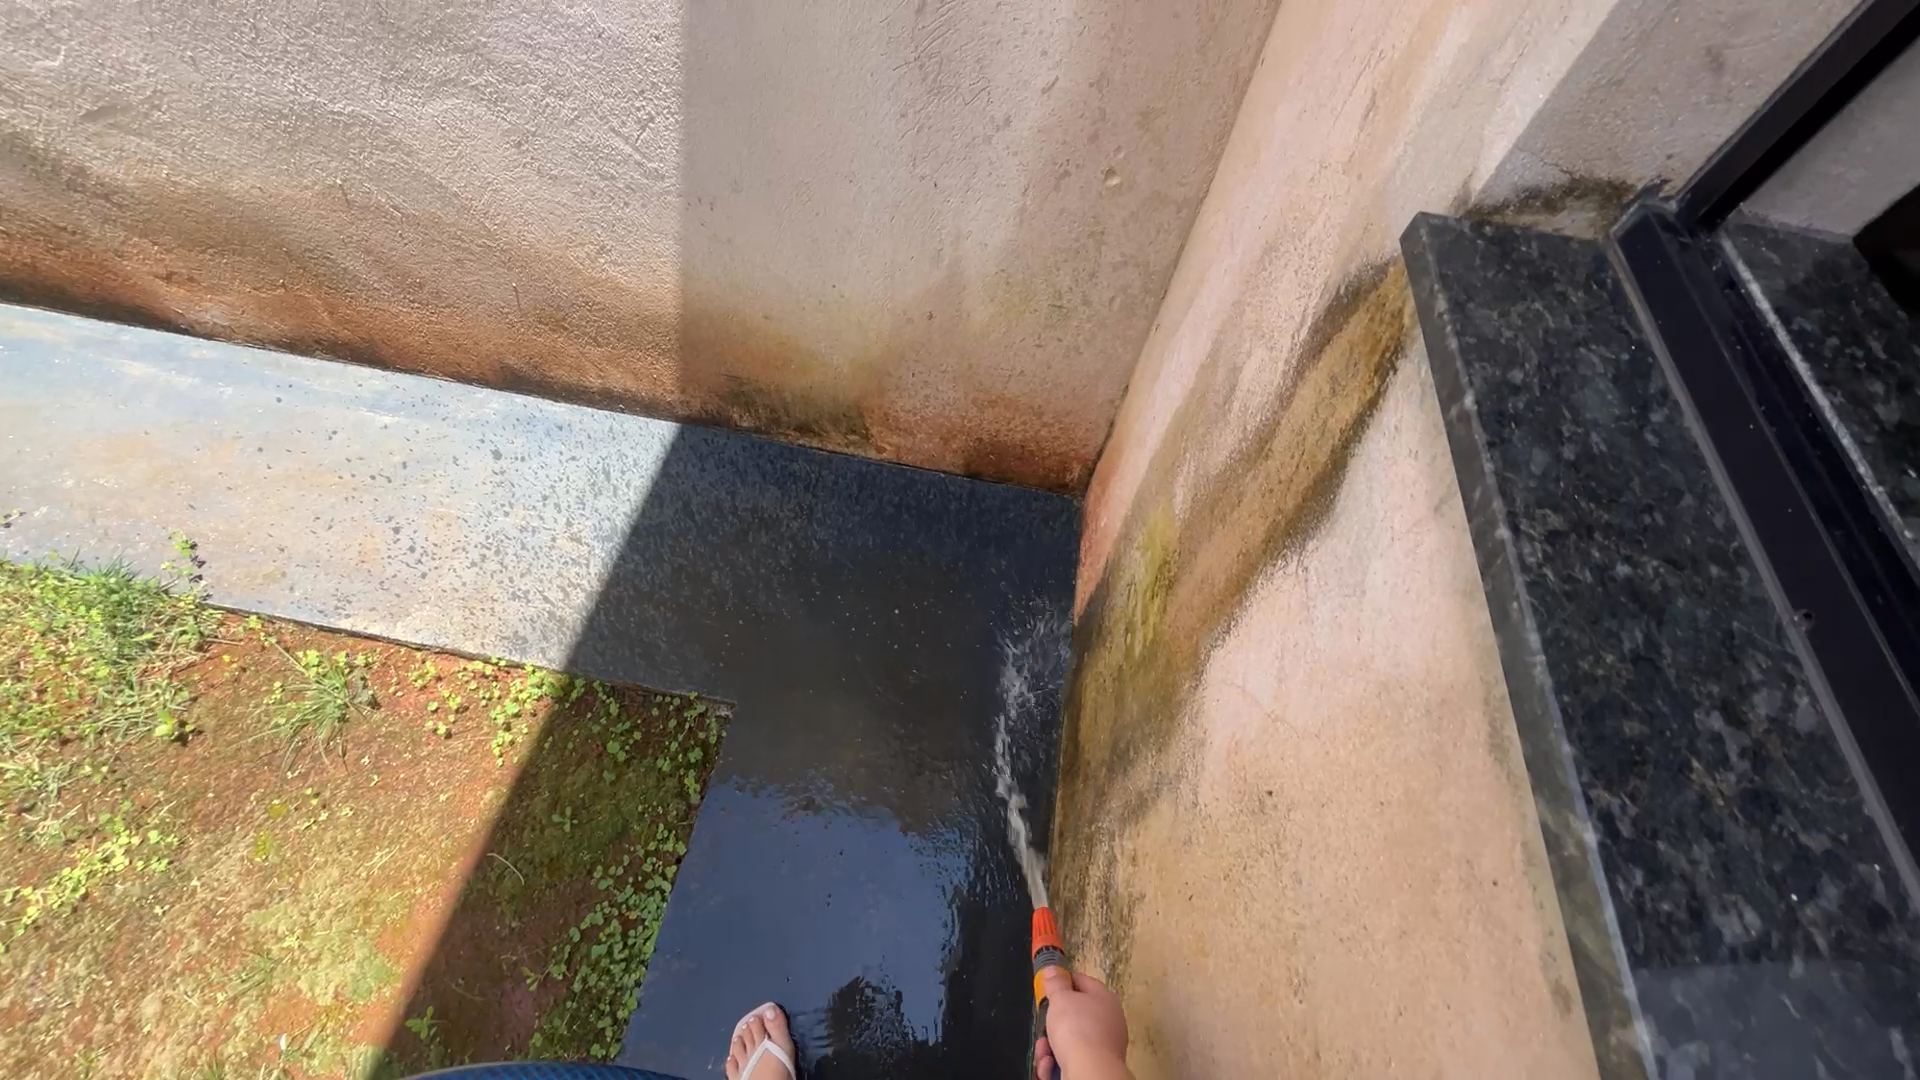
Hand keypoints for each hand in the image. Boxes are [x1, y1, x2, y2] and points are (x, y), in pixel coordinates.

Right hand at [1035, 969, 1129, 1079]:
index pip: (1082, 981)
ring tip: (1044, 1050)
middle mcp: (1108, 1021)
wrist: (1090, 1072)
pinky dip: (1057, 1062)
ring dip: (1050, 1044)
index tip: (1048, 989)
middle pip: (1074, 1014)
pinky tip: (1049, 1064)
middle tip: (1044, 1025)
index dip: (1063, 982)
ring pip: (1070, 1039)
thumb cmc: (1076, 1028)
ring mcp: (1103, 1046)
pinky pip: (1072, 1058)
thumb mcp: (1060, 997)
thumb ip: (1055, 982)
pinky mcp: (1096, 1067)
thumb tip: (1053, 969)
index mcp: (1105, 998)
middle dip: (1053, 1022)